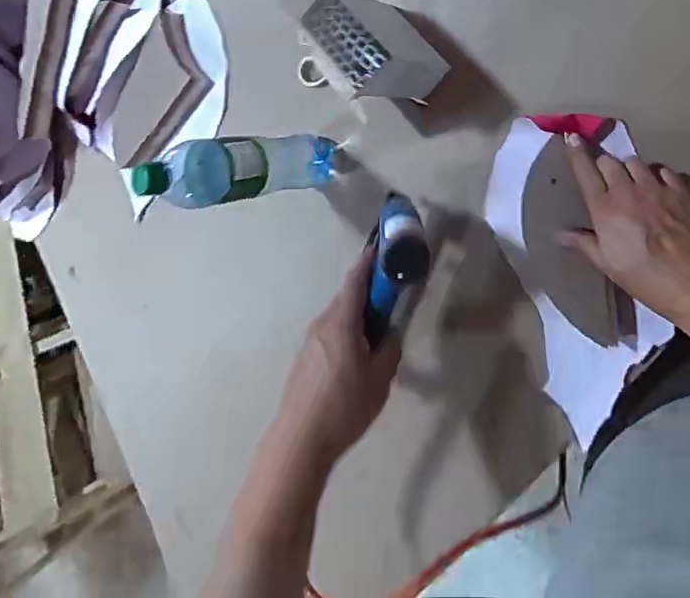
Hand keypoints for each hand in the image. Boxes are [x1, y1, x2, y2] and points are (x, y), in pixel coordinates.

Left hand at [272, 247, 402, 462]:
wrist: (299, 441)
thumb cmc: (345, 405)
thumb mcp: (381, 378)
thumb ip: (390, 349)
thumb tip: (389, 334)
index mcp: (341, 321)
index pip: (355, 279)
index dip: (369, 261)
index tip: (381, 248)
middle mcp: (322, 324)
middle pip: (347, 297)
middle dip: (368, 293)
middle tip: (390, 300)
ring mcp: (309, 342)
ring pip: (338, 318)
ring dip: (357, 317)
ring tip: (375, 338)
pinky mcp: (303, 361)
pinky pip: (329, 335)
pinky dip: (345, 334)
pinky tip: (355, 360)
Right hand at [559, 132, 689, 322]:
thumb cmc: (649, 279)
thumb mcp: (610, 267)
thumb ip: (586, 244)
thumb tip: (562, 234)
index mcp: (605, 209)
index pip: (585, 171)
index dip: (576, 152)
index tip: (572, 138)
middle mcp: (627, 191)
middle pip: (609, 161)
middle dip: (604, 166)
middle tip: (607, 179)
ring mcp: (656, 187)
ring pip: (635, 161)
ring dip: (629, 168)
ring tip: (633, 182)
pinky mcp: (681, 190)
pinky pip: (664, 170)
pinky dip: (657, 175)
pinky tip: (660, 187)